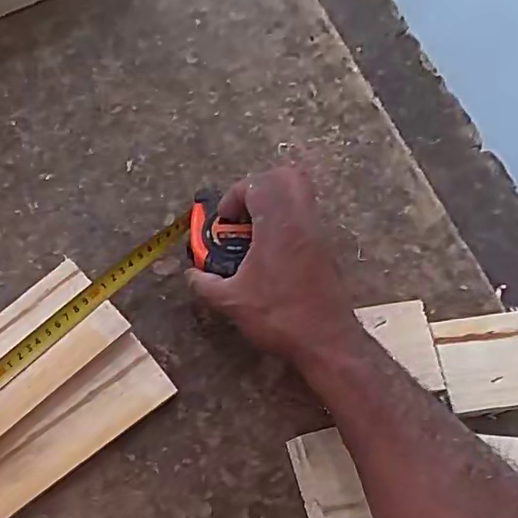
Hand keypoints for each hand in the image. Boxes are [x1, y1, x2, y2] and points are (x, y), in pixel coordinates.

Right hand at [184, 166, 364, 368]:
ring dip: (273, 206)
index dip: (234, 196)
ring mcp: (317, 234)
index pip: (258, 183)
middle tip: (242, 217)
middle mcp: (301, 221)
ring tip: (253, 237)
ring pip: (300, 195)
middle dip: (258, 188)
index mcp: (278, 225)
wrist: (326, 341)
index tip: (223, 221)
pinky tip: (269, 258)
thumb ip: (205, 284)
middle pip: (287, 176)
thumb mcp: (231, 302)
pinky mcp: (324, 251)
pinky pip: (304, 219)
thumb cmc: (278, 317)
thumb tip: (191, 275)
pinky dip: (284, 226)